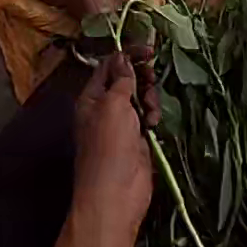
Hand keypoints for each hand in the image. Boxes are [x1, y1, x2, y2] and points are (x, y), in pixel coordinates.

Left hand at [71, 48, 160, 235]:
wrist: (115, 195)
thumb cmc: (109, 146)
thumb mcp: (113, 104)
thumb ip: (121, 78)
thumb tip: (123, 57)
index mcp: (92, 96)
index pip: (110, 64)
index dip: (128, 54)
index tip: (150, 50)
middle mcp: (105, 107)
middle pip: (127, 78)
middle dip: (141, 76)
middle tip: (151, 79)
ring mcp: (122, 123)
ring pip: (140, 96)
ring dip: (149, 97)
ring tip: (150, 111)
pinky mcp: (137, 138)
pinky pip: (147, 115)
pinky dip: (153, 114)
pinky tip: (153, 124)